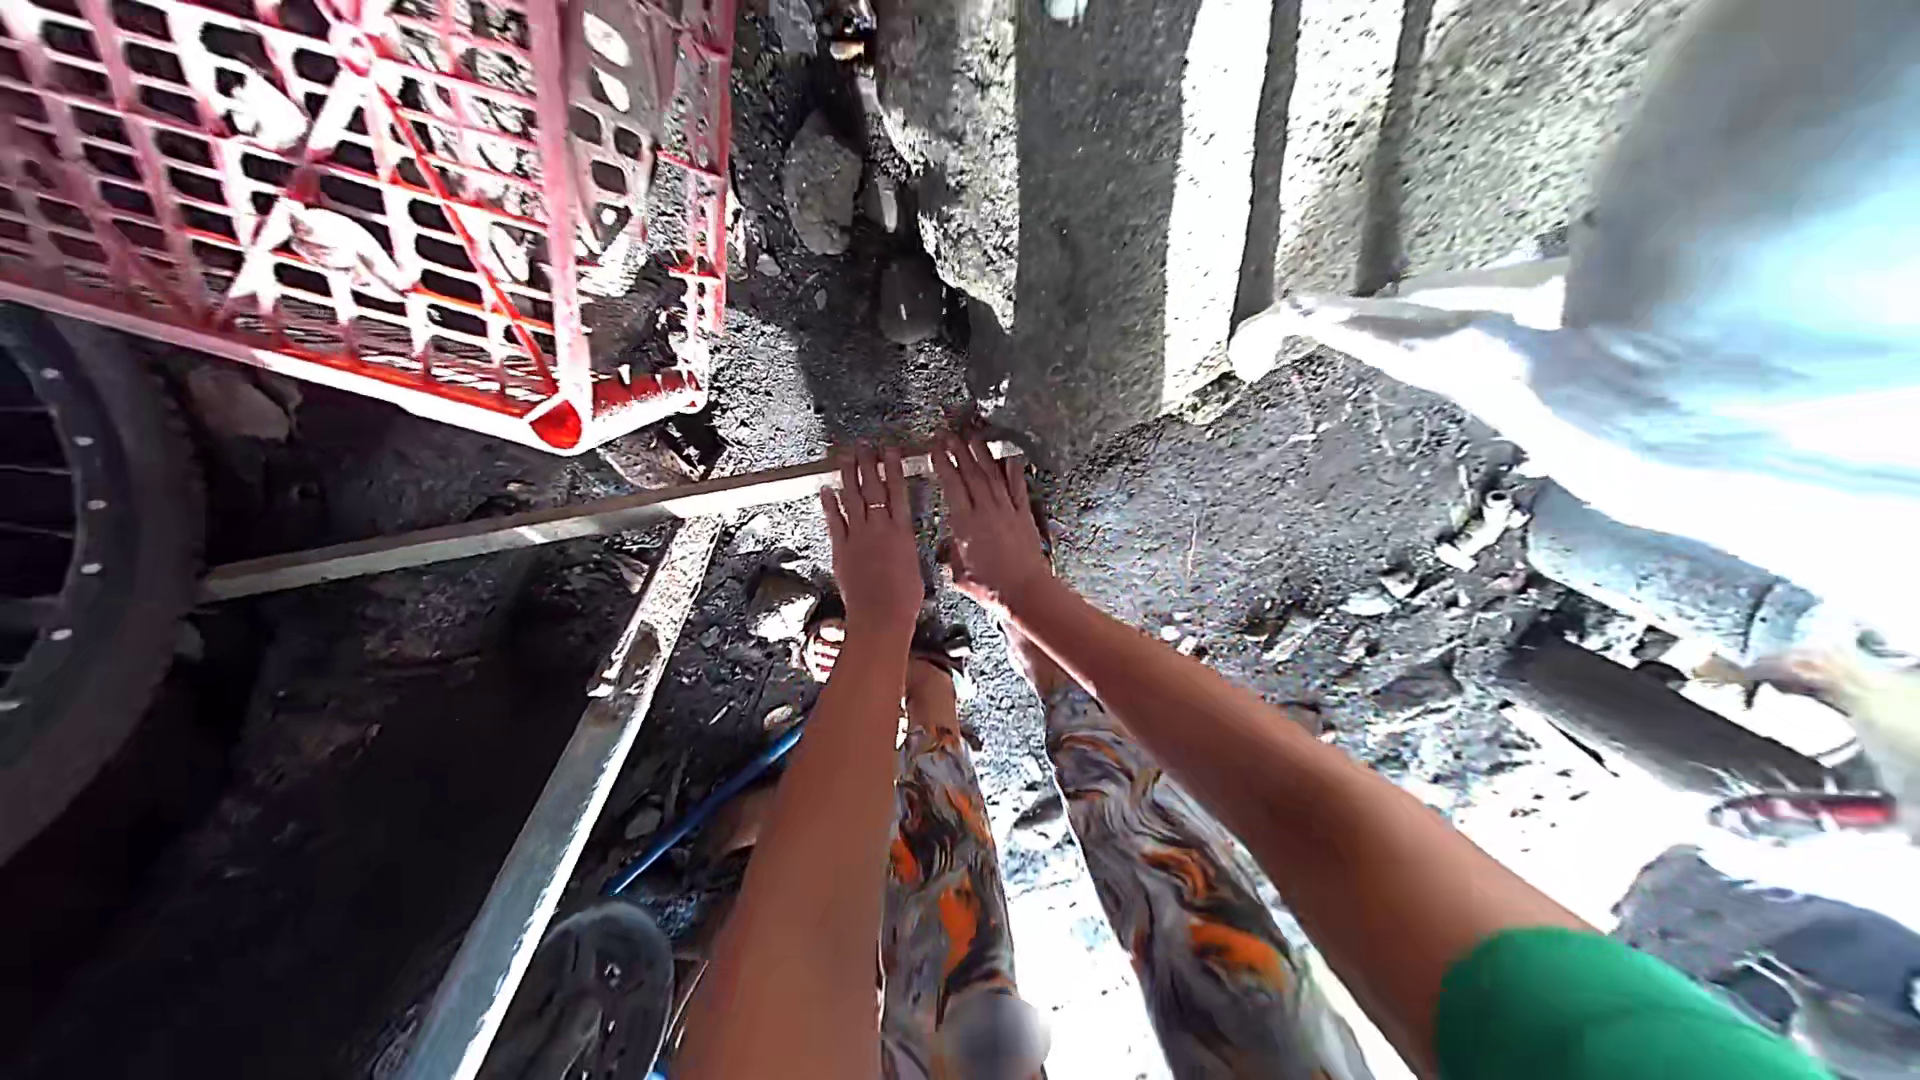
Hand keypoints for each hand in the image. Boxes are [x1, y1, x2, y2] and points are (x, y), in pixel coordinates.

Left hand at [819, 446, 923, 637]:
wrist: (881, 614)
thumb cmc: (905, 598)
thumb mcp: (915, 566)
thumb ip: (905, 547)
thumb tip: (902, 542)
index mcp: (902, 531)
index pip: (898, 490)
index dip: (893, 467)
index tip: (890, 450)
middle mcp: (879, 528)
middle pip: (873, 488)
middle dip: (869, 464)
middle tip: (865, 446)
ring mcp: (858, 536)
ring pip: (852, 498)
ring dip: (848, 475)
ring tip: (845, 456)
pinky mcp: (841, 549)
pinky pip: (834, 521)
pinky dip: (829, 504)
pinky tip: (826, 489)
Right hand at [932, 433, 1051, 617]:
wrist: (1024, 591)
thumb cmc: (990, 588)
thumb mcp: (958, 575)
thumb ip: (951, 555)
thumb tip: (950, 548)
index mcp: (964, 524)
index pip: (951, 485)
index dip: (943, 464)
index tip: (936, 449)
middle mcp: (985, 512)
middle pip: (970, 473)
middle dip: (958, 451)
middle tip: (950, 435)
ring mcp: (1006, 511)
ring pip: (992, 475)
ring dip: (982, 455)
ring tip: (973, 438)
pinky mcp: (1023, 517)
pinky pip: (1018, 488)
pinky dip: (1013, 471)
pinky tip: (1010, 458)